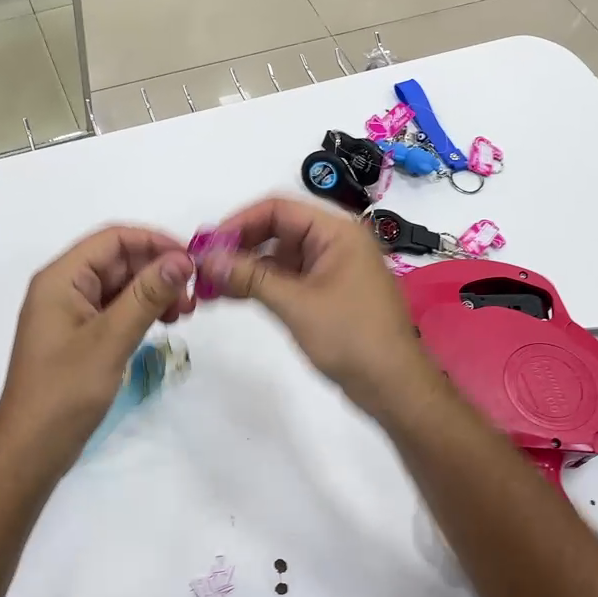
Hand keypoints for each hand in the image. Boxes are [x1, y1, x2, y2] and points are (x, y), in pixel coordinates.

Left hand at [0, 226, 194, 457]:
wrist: (30, 451)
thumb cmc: (65, 392)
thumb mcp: (110, 340)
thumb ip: (147, 296)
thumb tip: (182, 259)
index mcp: (61, 278)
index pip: (113, 239)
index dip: (154, 243)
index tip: (192, 261)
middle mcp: (63, 288)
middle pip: (117, 260)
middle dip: (157, 270)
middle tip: (193, 296)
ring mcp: (69, 313)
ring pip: (119, 285)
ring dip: (153, 292)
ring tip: (184, 315)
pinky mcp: (78, 336)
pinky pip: (114, 309)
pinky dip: (140, 312)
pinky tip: (164, 326)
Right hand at [199, 197, 436, 413]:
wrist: (395, 387)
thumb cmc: (351, 338)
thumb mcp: (296, 305)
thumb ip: (249, 277)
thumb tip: (206, 258)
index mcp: (337, 232)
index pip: (279, 208)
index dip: (239, 222)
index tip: (208, 244)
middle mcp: (335, 242)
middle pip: (277, 229)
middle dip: (239, 245)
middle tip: (203, 265)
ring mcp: (332, 268)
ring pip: (279, 255)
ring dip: (246, 267)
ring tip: (208, 285)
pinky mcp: (327, 293)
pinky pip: (288, 277)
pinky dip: (261, 284)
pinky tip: (231, 295)